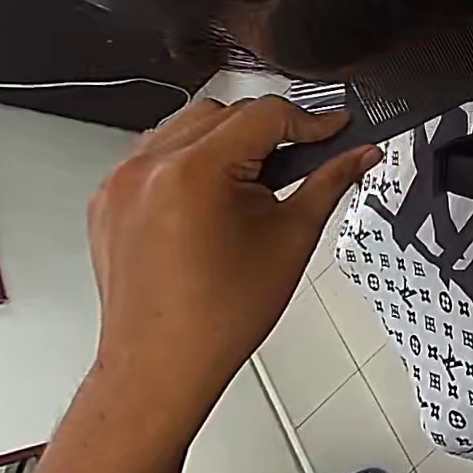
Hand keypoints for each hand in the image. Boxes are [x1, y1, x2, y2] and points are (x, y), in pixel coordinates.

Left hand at [86, 97, 379, 414]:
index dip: (313, 120)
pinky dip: (199, 154)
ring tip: (266, 173)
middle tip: (310, 153)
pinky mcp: (111, 198)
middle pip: (229, 112)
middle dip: (276, 127)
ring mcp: (122, 182)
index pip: (266, 115)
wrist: (164, 361)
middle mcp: (149, 169)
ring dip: (235, 135)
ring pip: (191, 124)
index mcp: (195, 173)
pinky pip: (159, 151)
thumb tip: (361, 156)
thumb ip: (332, 180)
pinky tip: (226, 186)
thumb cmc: (222, 312)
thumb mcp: (296, 234)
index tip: (337, 129)